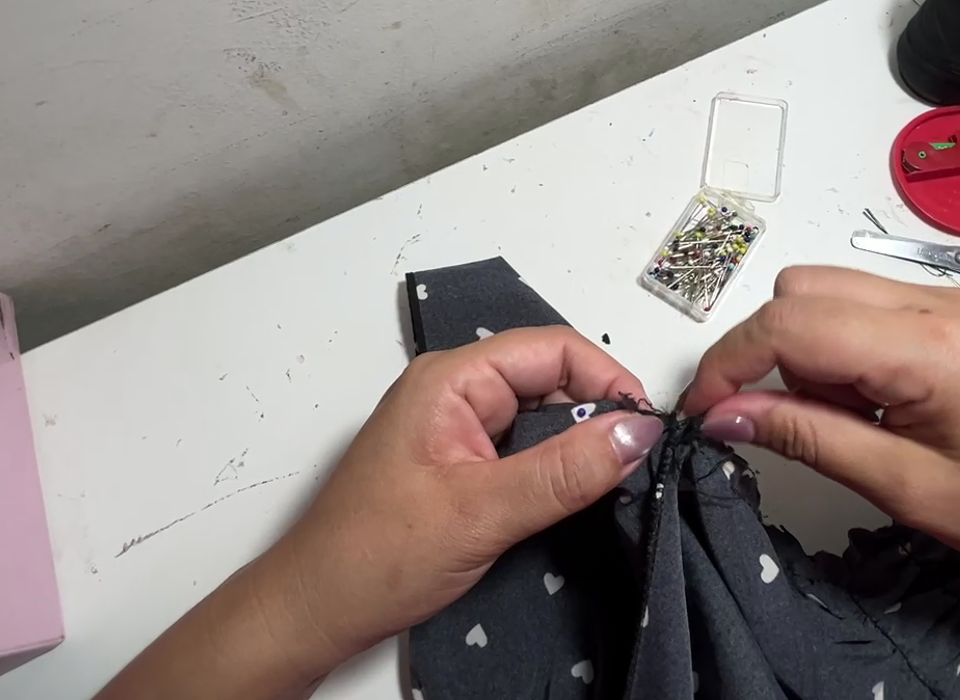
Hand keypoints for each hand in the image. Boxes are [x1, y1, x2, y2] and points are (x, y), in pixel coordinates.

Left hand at [261, 327, 663, 673]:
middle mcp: (458, 389)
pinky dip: (555, 464)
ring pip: (540, 414)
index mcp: (452, 378)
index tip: (644, 424)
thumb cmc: (377, 555)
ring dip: (576, 443)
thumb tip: (639, 431)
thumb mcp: (481, 512)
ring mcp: (459, 424)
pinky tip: (574, 492)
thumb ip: (564, 471)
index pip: (549, 349)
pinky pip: (524, 445)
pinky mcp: (463, 458)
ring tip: (611, 480)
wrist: (315, 611)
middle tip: (635, 461)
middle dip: (595, 413)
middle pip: (548, 378)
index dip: (604, 377)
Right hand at [679, 266, 959, 699]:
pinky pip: (854, 301)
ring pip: (820, 289)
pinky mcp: (943, 303)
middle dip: (764, 352)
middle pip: (798, 291)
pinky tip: (862, 393)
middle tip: (776, 419)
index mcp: (931, 345)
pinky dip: (831, 342)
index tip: (703, 411)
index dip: (731, 362)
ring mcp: (941, 293)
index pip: (792, 323)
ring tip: (835, 411)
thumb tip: (722, 417)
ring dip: (798, 346)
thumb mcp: (907, 490)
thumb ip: (807, 439)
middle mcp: (933, 298)